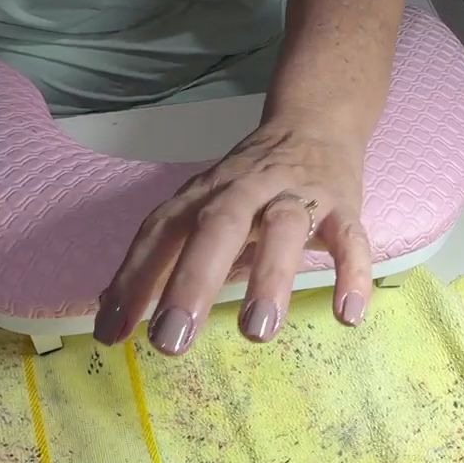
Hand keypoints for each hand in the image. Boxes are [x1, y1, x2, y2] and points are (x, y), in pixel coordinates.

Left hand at [92, 118, 373, 354]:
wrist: (317, 121)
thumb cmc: (252, 182)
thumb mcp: (204, 210)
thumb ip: (168, 259)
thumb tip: (113, 312)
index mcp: (205, 193)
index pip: (162, 232)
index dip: (134, 279)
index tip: (112, 333)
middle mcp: (246, 189)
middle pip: (216, 227)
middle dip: (191, 282)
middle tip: (171, 341)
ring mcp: (298, 195)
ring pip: (283, 230)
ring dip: (268, 278)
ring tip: (256, 333)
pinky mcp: (343, 205)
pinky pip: (350, 239)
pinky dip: (351, 273)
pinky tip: (347, 315)